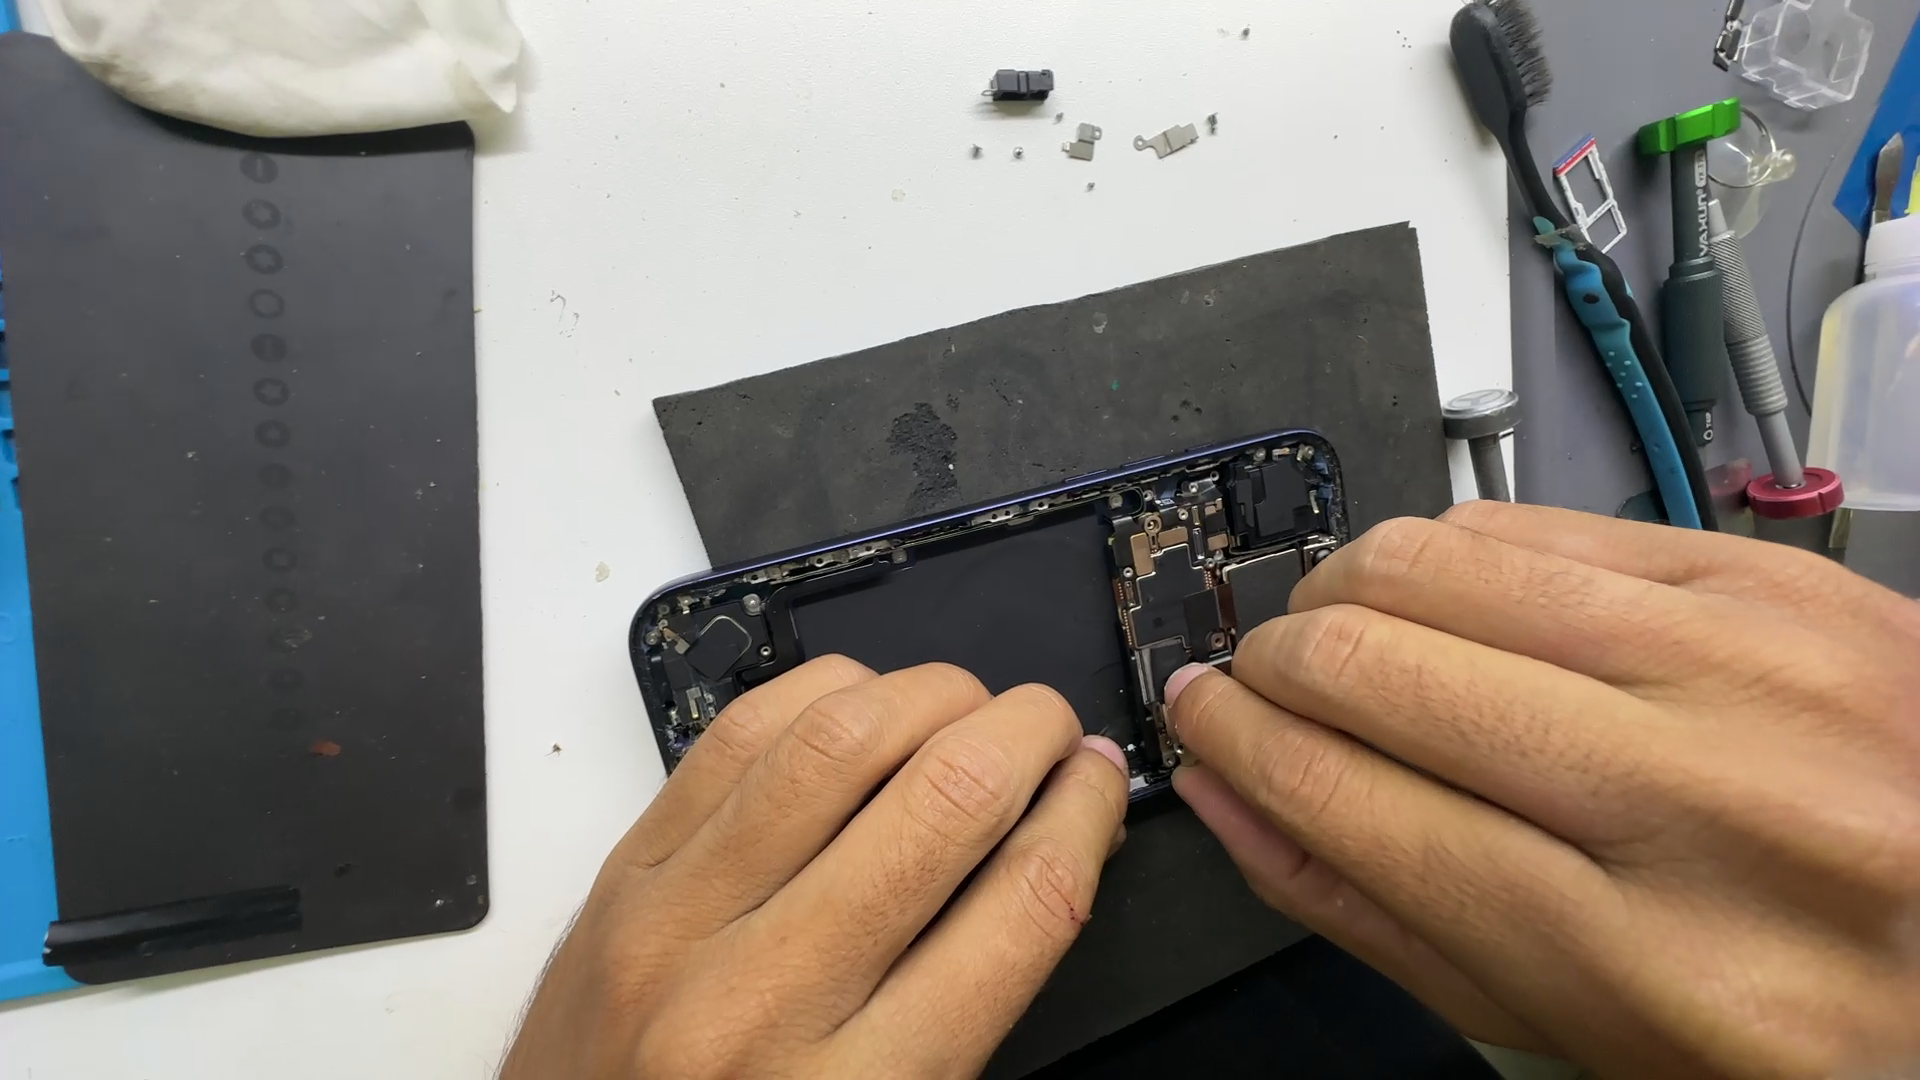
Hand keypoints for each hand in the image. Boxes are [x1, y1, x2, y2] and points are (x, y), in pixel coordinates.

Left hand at [501, 658, 1129, 1079]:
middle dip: (1026, 732)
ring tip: (967, 705)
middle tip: (1050, 726)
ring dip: (935, 693)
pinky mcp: (629, 861)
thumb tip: (1055, 828)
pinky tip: (866, 704)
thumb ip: (983, 978)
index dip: (1085, 814)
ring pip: (843, 737)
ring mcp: (679, 912)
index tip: (1098, 777)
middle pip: (942, 800)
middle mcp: (765, 992)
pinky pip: (746, 726)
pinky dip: (832, 688)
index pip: (1022, 906)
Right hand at [1166, 502, 1919, 1078]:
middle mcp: (1707, 799)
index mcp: (1645, 963)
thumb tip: (1214, 779)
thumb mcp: (1539, 1013)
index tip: (1195, 711)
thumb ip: (1345, 896)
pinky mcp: (1758, 572)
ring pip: (1415, 563)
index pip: (1338, 792)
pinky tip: (1439, 611)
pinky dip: (1425, 561)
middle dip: (1265, 665)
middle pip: (1360, 660)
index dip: (1226, 736)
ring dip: (1331, 597)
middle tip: (1262, 683)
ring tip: (1344, 640)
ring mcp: (1748, 660)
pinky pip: (1503, 522)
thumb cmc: (1760, 1012)